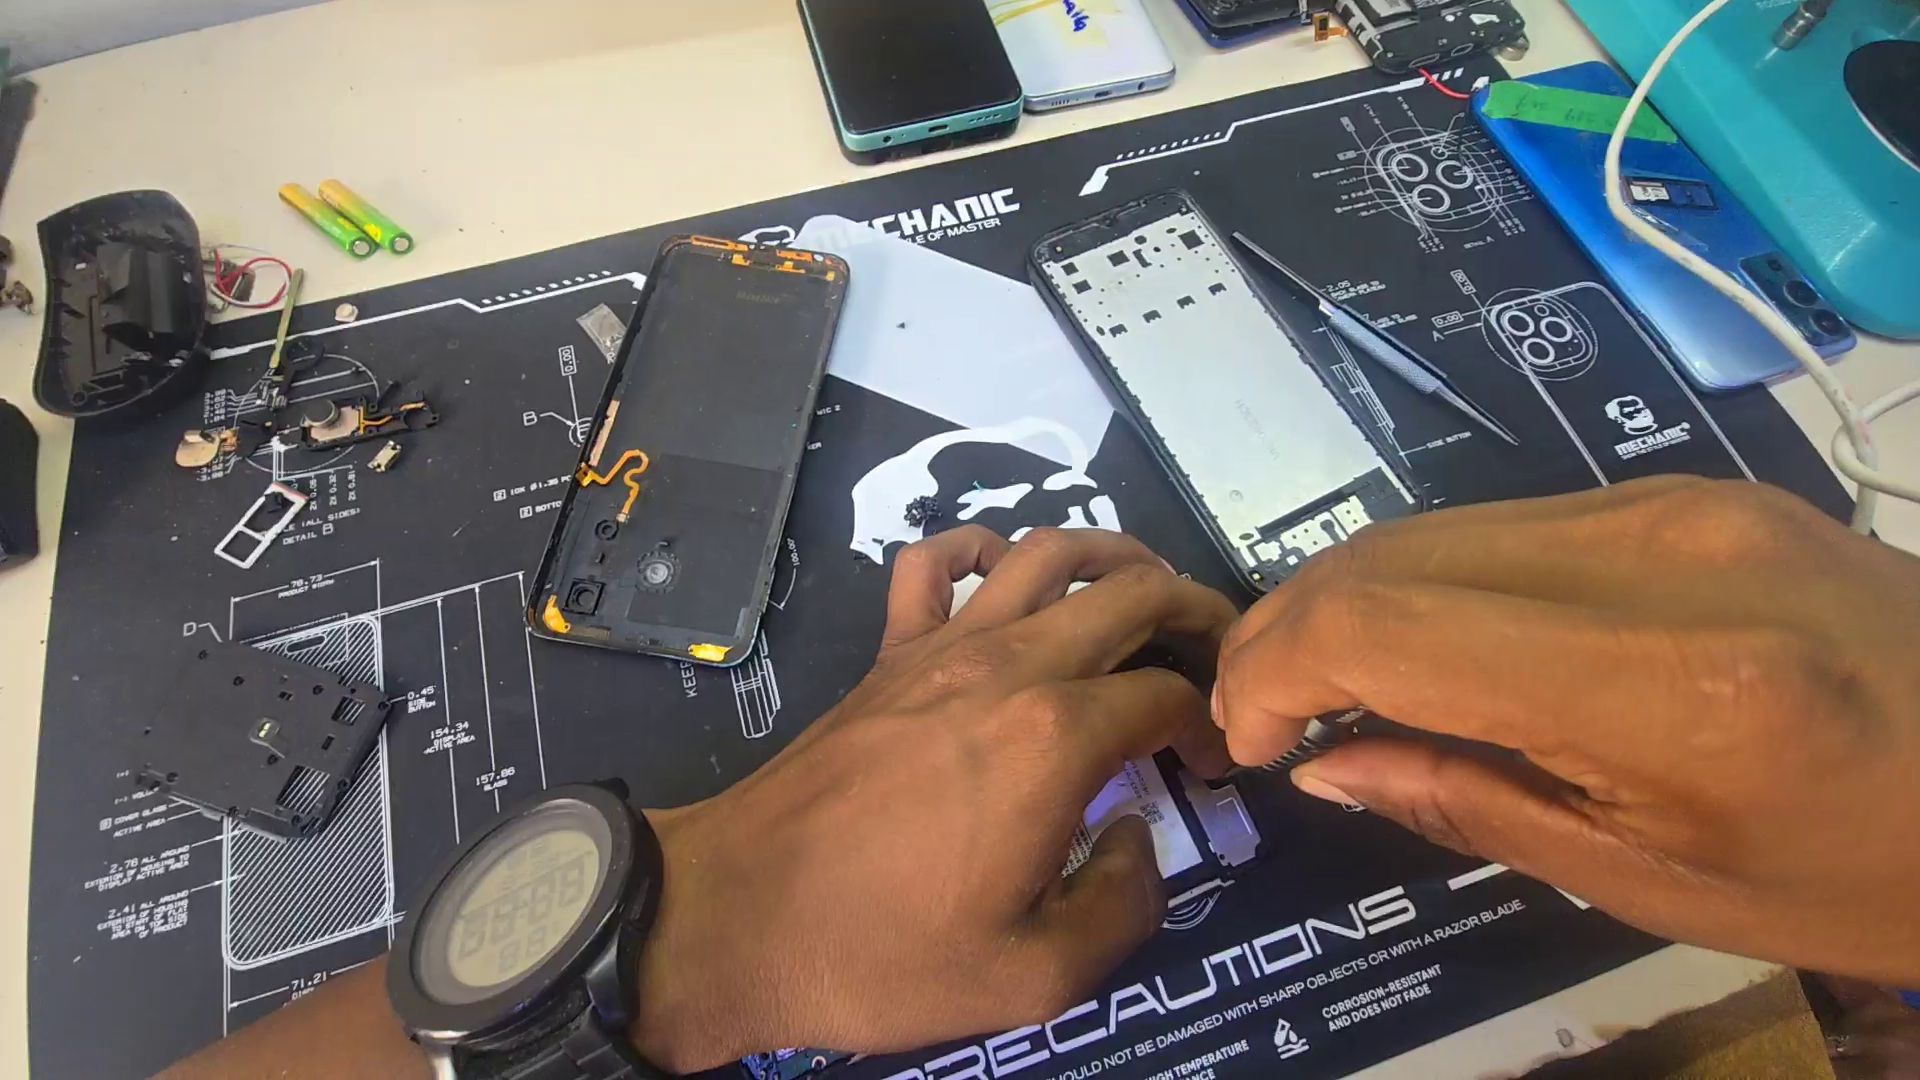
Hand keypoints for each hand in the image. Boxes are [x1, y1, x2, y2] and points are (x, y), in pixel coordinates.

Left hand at [635, 527, 1237, 1071]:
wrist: (741, 913)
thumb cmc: (884, 952)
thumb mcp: (1036, 975)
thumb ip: (1124, 902)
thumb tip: (1138, 832)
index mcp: (1056, 737)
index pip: (1166, 696)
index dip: (1207, 724)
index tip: (1209, 764)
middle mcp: (1010, 663)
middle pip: (1127, 594)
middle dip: (1190, 607)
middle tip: (1215, 642)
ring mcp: (943, 643)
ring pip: (1043, 552)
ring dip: (1107, 553)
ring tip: (1141, 579)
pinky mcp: (890, 649)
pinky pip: (930, 563)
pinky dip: (974, 547)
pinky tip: (999, 572)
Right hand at [1213, 477, 1919, 985]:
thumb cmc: (1877, 874)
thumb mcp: (1652, 883)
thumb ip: (1457, 804)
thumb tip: (1318, 768)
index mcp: (1666, 682)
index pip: (1379, 630)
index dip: (1273, 674)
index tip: (1250, 740)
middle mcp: (1643, 553)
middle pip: (1371, 565)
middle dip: (1276, 635)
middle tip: (1252, 708)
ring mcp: (1648, 501)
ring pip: (1402, 535)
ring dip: (1319, 606)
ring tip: (1298, 677)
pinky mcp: (1651, 490)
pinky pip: (1460, 530)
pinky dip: (1385, 586)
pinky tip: (1383, 640)